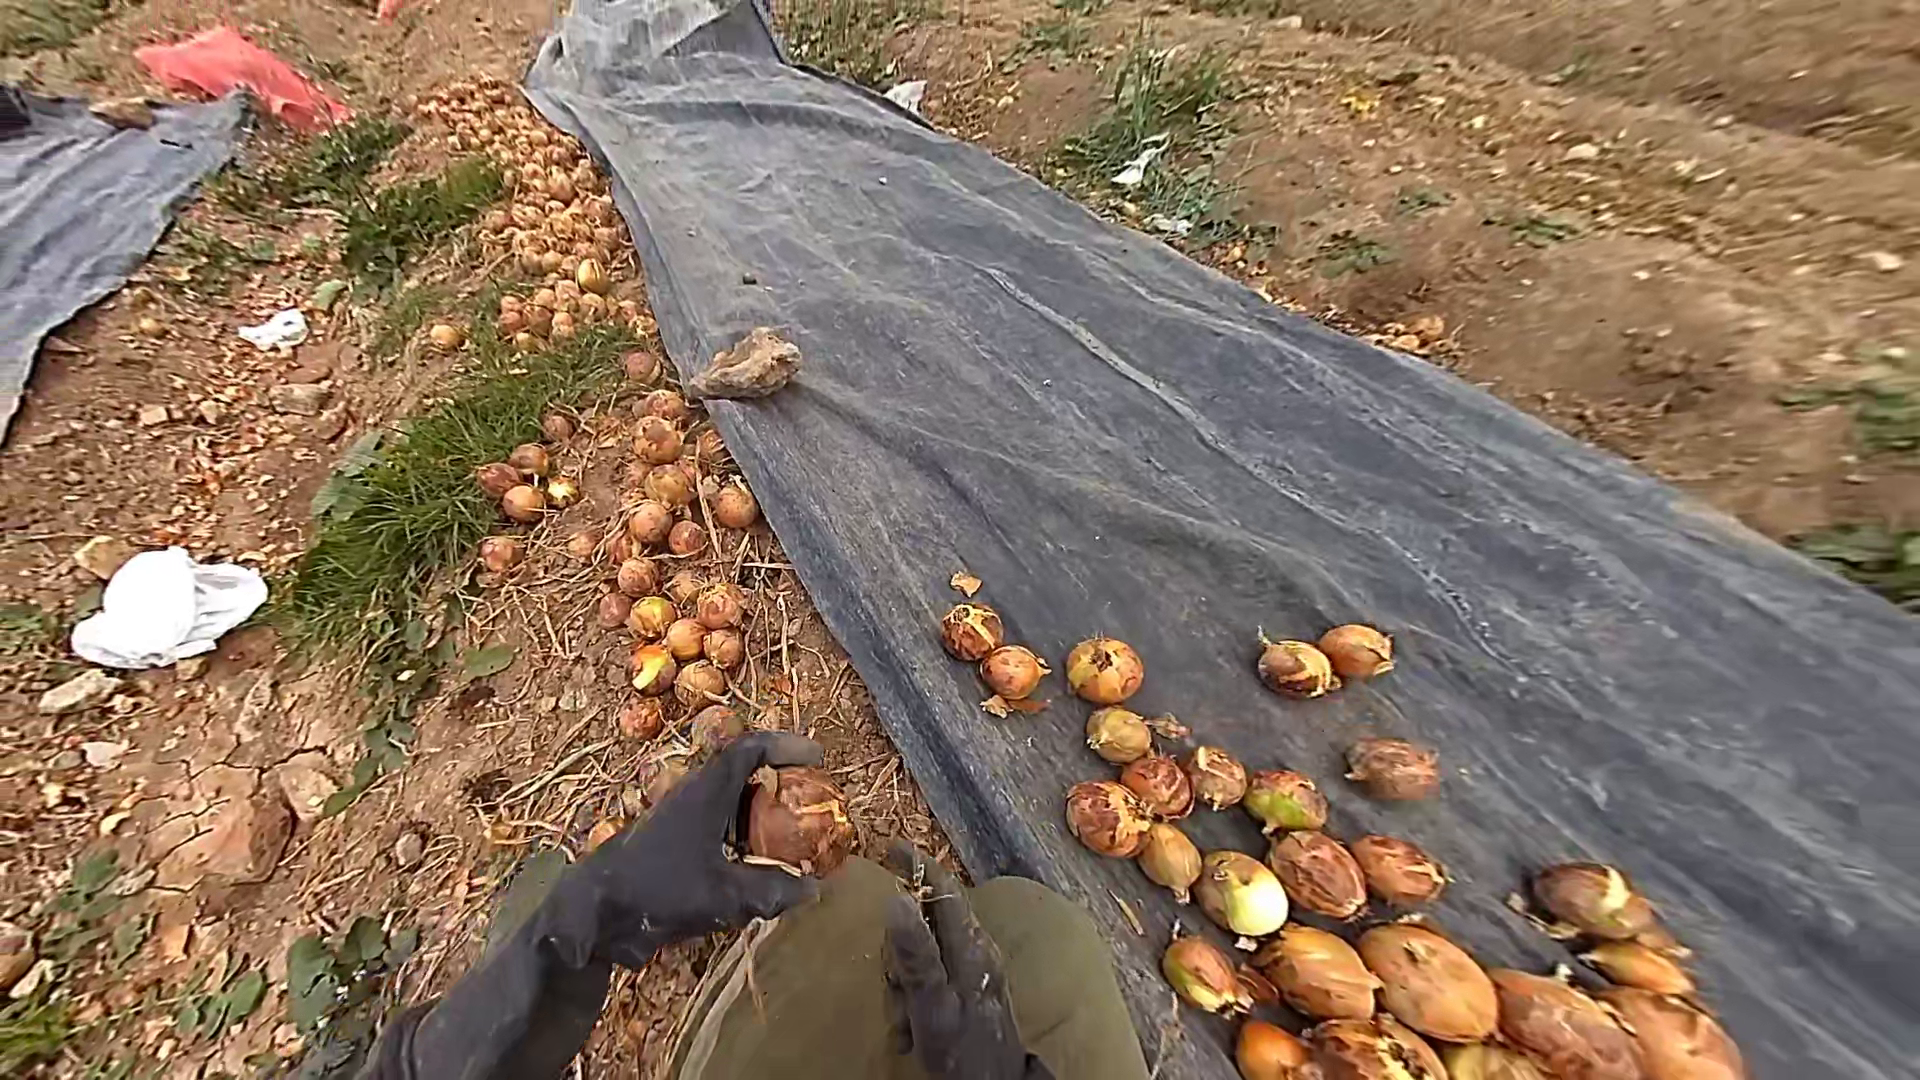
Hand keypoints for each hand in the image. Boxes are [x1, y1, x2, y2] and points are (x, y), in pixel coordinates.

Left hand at [547, 731, 824, 967]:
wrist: (588, 916)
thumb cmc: (655, 890)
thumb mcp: (720, 895)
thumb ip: (770, 891)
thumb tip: (814, 890)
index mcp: (709, 788)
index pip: (753, 746)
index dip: (788, 746)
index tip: (816, 757)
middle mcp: (697, 790)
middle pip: (746, 764)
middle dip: (781, 772)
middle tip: (809, 789)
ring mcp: (682, 810)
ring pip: (731, 790)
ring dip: (762, 798)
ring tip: (789, 820)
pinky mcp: (674, 832)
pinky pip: (719, 813)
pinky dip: (744, 822)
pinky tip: (754, 854)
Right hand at [883, 843, 1054, 1079]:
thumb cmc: (964, 1049)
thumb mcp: (932, 1003)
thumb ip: (915, 952)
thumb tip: (895, 897)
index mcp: (969, 941)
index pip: (943, 886)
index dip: (918, 863)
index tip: (890, 848)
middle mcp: (972, 946)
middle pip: (925, 921)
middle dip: (900, 949)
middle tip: (894, 984)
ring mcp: (969, 968)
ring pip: (922, 952)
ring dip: (903, 983)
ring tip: (904, 1020)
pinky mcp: (964, 990)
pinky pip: (928, 978)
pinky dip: (912, 1001)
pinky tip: (910, 1032)